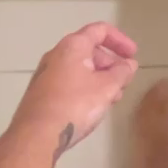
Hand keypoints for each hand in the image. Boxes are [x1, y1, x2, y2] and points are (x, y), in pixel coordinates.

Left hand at [12, 22, 138, 153]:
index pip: (100, 30)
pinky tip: (92, 107)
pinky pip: (68, 82)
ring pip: (79, 68)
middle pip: (89, 49)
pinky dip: (84, 87)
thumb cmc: (75, 105)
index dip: (120, 40)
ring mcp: (45, 74)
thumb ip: (122, 72)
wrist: (34, 138)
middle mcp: (56, 54)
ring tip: (111, 98)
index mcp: (73, 46)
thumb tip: (129, 64)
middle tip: (123, 81)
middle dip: (110, 63)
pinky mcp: (39, 94)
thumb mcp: (107, 88)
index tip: (133, 55)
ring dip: (99, 78)